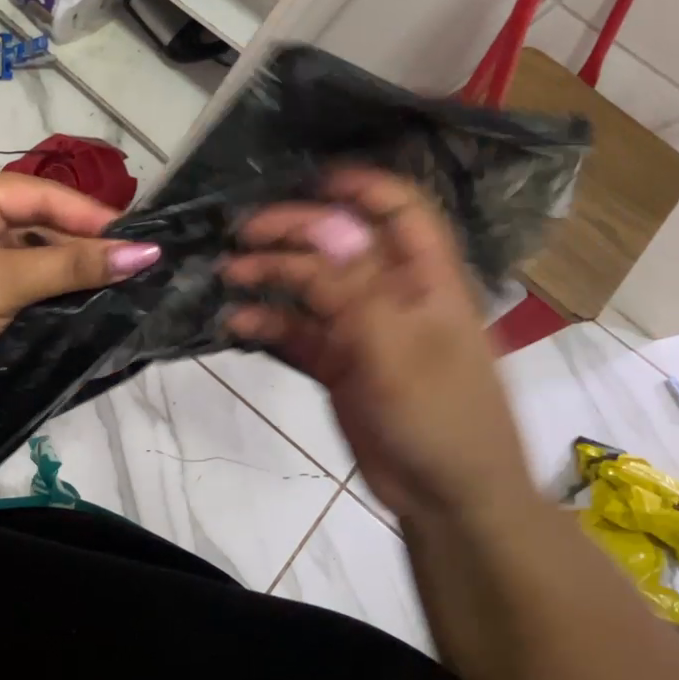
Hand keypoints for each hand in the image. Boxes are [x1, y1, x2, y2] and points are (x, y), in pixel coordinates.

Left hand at [0, 172, 160, 403]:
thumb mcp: (4, 279)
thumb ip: (73, 265)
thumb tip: (146, 252)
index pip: (43, 194)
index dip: (92, 215)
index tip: (143, 238)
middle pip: (41, 222)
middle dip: (84, 245)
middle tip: (138, 266)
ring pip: (35, 255)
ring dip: (70, 271)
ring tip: (124, 285)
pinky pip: (23, 282)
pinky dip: (51, 292)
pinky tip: (88, 302)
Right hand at [221, 169, 533, 524]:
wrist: (450, 501)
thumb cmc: (441, 419)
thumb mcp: (397, 348)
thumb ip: (355, 285)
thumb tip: (322, 222)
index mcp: (426, 279)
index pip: (400, 210)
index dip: (359, 186)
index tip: (304, 178)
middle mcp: (392, 293)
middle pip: (340, 243)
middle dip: (293, 230)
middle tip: (242, 231)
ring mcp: (363, 328)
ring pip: (311, 284)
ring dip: (271, 273)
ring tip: (228, 273)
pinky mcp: (338, 361)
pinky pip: (296, 329)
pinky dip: (266, 321)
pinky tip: (236, 321)